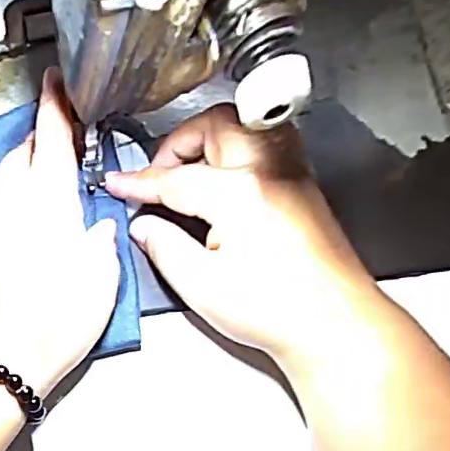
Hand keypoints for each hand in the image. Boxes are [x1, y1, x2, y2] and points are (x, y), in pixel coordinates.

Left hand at [0, 69, 120, 395]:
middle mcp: (9, 208)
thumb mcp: (100, 286)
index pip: (51, 140)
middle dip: (36, 142)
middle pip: (18, 154)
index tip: (56, 85)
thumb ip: (100, 246)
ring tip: (28, 177)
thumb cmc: (51, 330)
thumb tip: (96, 229)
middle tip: (53, 144)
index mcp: (48, 207)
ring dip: (12, 168)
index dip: (56, 108)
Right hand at [103, 103, 384, 370]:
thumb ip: (165, 247)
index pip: (175, 177)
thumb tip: (144, 228)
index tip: (120, 184)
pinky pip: (264, 147)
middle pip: (214, 126)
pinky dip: (235, 152)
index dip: (140, 182)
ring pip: (244, 127)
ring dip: (210, 140)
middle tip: (156, 176)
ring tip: (189, 172)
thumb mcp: (201, 285)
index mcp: (239, 192)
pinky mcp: (303, 187)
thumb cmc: (276, 310)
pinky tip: (223, 183)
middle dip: (176, 145)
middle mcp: (269, 170)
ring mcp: (292, 174)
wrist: (330, 323)